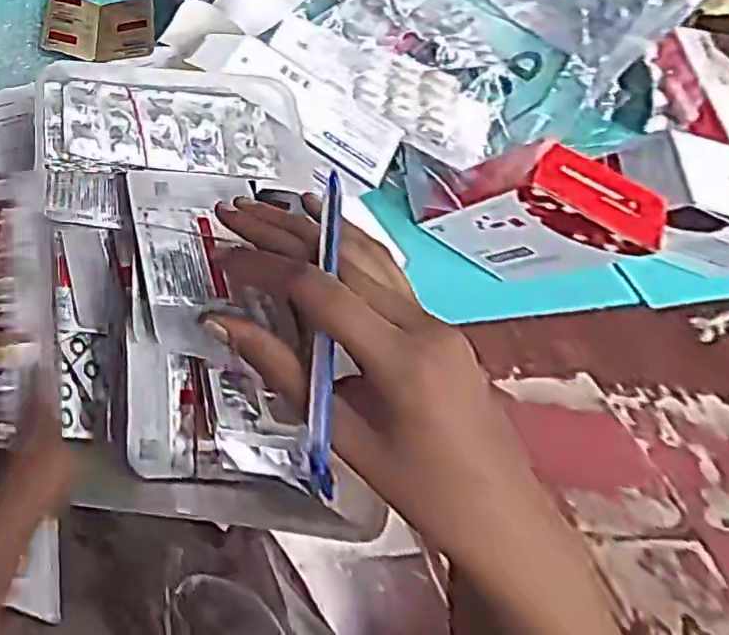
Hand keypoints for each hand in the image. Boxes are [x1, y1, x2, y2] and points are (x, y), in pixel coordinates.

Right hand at [207, 196, 617, 634]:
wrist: (508, 524)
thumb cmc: (423, 490)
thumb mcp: (340, 433)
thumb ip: (278, 368)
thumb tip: (220, 322)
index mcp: (400, 359)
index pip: (317, 289)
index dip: (262, 266)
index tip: (223, 259)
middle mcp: (422, 325)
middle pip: (339, 256)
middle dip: (277, 229)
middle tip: (230, 212)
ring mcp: (433, 319)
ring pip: (363, 252)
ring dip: (308, 225)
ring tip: (262, 205)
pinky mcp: (434, 323)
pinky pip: (384, 267)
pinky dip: (345, 238)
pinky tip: (323, 217)